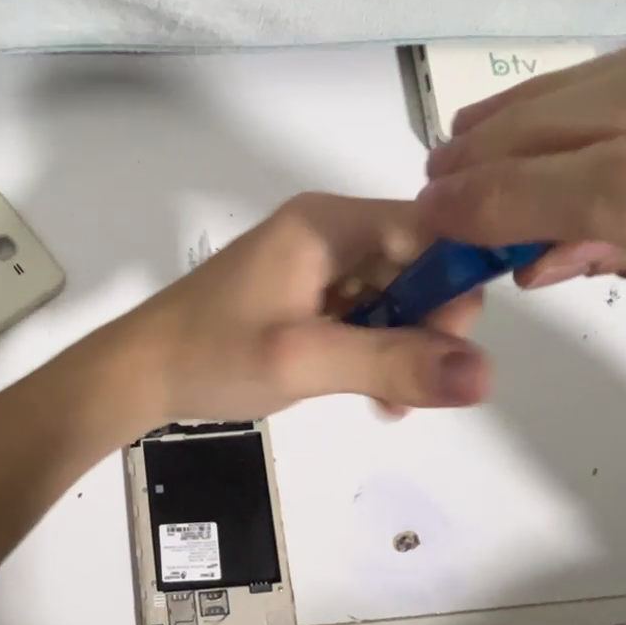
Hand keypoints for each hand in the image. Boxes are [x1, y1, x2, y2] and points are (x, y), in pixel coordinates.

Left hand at [103, 192, 490, 425]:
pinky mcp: (301, 294)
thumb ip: (393, 363)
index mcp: (327, 223)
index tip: (451, 343)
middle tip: (413, 384)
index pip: (432, 227)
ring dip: (401, 347)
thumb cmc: (211, 355)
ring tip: (387, 400)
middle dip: (427, 325)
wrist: (138, 373)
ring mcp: (312, 264)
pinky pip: (360, 314)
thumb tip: (487, 375)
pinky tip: (370, 393)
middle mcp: (326, 232)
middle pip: (416, 263)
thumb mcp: (303, 361)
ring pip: (392, 295)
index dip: (457, 280)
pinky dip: (371, 350)